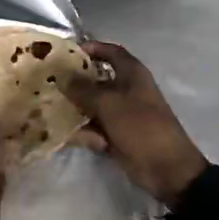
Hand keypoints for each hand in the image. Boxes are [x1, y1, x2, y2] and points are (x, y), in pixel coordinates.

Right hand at [61, 41, 208, 204]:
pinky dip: (83, 130)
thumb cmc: (141, 126)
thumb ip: (82, 88)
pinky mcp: (118, 134)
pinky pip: (94, 126)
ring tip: (52, 109)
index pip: (110, 51)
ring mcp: (122, 113)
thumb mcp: (108, 103)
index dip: (90, 48)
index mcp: (132, 74)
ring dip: (75, 108)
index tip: (66, 52)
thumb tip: (61, 77)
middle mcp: (127, 89)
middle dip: (74, 81)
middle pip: (96, 78)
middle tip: (50, 81)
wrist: (168, 171)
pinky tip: (68, 135)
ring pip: (92, 104)